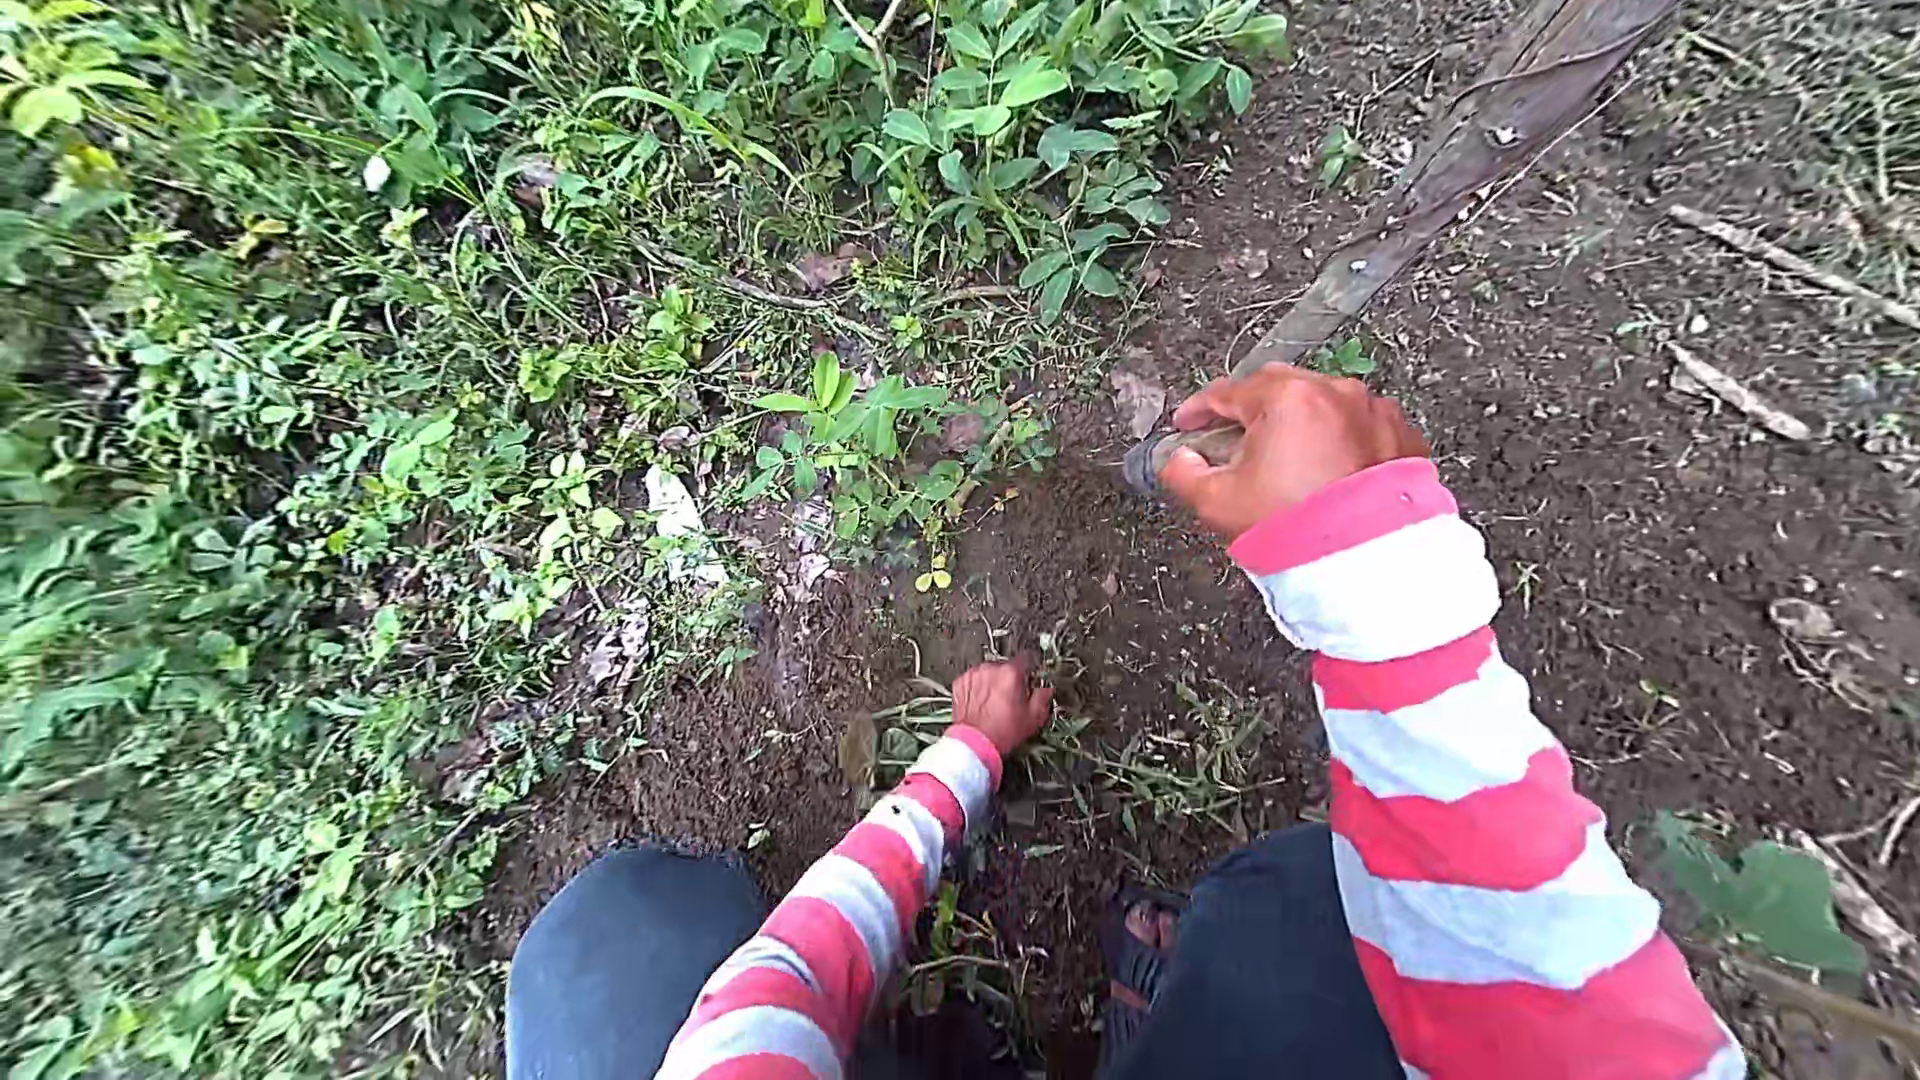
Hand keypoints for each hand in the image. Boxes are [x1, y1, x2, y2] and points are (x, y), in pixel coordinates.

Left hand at [951, 660, 1052, 756]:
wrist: (974, 742)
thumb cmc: (1001, 732)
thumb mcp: (1033, 718)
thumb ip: (1042, 698)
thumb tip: (1046, 690)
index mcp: (1010, 673)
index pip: (1025, 660)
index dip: (1028, 673)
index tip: (1028, 681)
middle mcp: (990, 669)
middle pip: (1006, 667)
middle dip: (1009, 680)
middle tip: (1010, 699)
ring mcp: (974, 675)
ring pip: (988, 673)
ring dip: (992, 683)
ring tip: (994, 704)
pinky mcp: (960, 683)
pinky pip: (973, 680)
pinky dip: (977, 688)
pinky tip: (982, 704)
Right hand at [1159, 364, 1427, 539]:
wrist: (1363, 559)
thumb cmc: (1295, 526)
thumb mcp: (1214, 500)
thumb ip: (1182, 472)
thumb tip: (1179, 460)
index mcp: (1286, 399)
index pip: (1226, 393)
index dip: (1197, 409)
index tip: (1186, 423)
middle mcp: (1334, 394)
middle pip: (1275, 387)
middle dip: (1246, 408)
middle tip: (1228, 437)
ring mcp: (1373, 412)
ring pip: (1318, 403)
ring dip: (1293, 421)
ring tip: (1278, 457)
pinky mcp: (1400, 436)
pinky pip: (1356, 425)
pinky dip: (1333, 437)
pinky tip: (1319, 467)